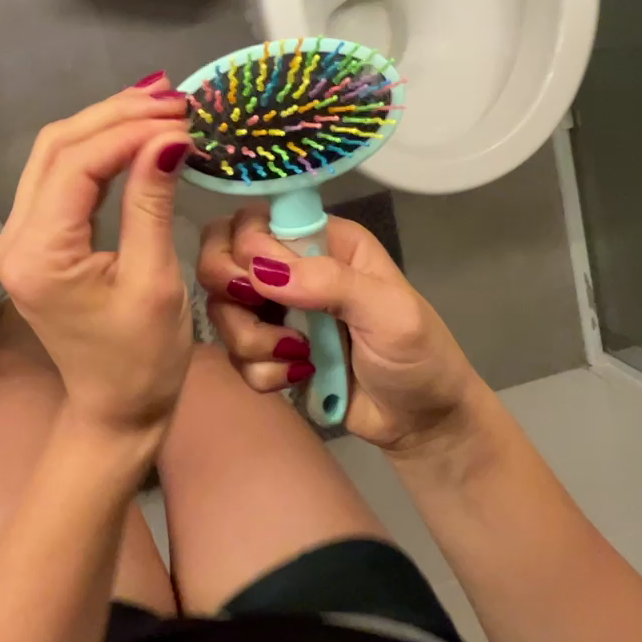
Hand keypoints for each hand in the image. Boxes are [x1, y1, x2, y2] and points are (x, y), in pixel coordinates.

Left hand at [0, 80, 196, 438]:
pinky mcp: (36, 240)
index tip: (184, 117)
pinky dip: (98, 150)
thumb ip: (151, 204)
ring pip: (55, 155)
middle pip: (56, 148)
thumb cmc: (142, 361)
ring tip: (160, 105)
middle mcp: (15, 238)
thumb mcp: (155, 281)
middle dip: (115, 115)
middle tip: (175, 99)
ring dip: (105, 125)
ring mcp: (19, 238)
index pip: (77, 166)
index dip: (130, 131)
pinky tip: (134, 134)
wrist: (115, 410)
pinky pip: (61, 177)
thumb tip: (169, 137)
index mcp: (39, 254)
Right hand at [197, 206, 485, 453]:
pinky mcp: (266, 352)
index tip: (257, 282)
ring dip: (251, 339)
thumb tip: (261, 269)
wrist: (421, 422)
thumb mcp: (389, 313)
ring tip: (299, 357)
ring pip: (220, 309)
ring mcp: (275, 310)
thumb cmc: (418, 356)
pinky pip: (233, 355)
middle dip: (229, 289)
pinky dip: (261, 371)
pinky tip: (300, 375)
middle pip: (219, 255)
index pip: (253, 219)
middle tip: (260, 311)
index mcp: (322, 240)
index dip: (243, 246)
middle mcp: (291, 268)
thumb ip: (330, 282)